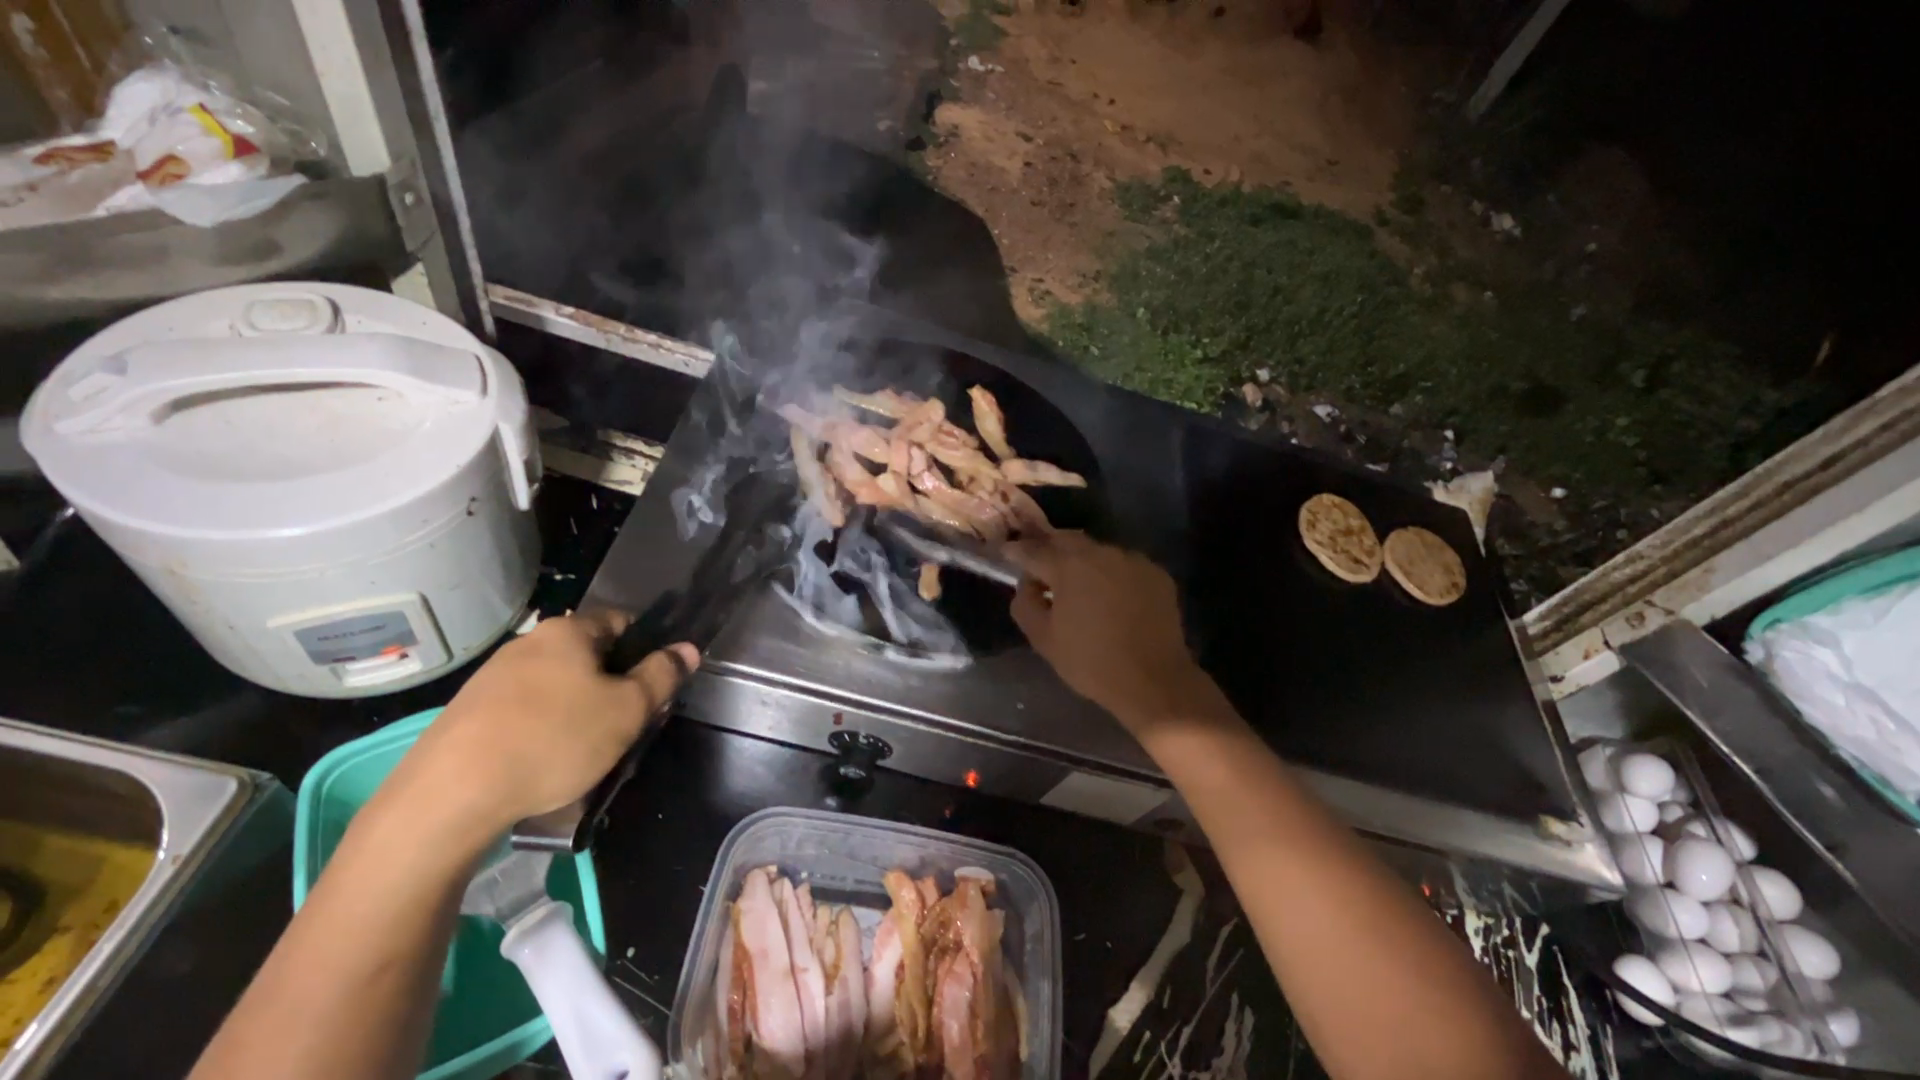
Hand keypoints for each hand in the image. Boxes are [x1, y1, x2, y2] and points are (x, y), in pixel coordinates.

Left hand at [378, 611, 698, 844]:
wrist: (453, 792)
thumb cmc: (555, 740)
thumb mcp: (626, 710)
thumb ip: (661, 676)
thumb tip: (687, 648)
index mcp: (568, 631)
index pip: (621, 621)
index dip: (647, 648)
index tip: (656, 686)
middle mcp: (528, 642)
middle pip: (587, 655)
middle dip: (612, 684)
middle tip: (629, 725)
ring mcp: (493, 677)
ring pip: (556, 684)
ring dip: (578, 709)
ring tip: (588, 751)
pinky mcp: (470, 712)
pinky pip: (525, 710)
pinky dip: (544, 728)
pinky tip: (546, 762)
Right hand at [1004, 531, 1220, 736]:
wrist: (1153, 680)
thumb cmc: (1090, 662)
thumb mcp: (1043, 638)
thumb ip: (1025, 602)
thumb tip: (1028, 583)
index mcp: (1069, 566)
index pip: (1034, 550)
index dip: (1017, 551)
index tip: (1007, 553)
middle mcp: (1102, 552)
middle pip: (1067, 540)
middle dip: (1050, 548)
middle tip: (1041, 566)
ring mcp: (1133, 560)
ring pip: (1099, 551)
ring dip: (1084, 562)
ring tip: (1079, 585)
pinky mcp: (1157, 574)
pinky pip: (1125, 566)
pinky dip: (1112, 574)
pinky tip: (1112, 597)